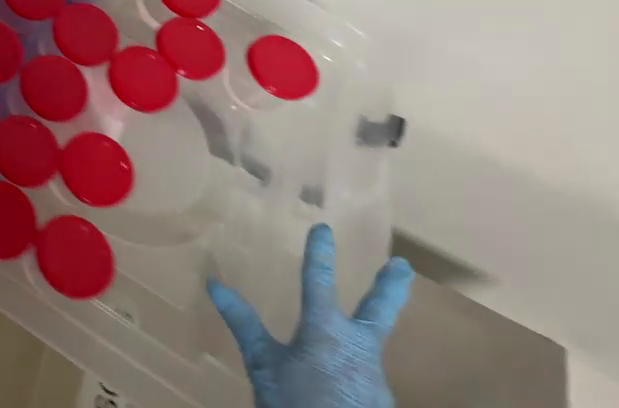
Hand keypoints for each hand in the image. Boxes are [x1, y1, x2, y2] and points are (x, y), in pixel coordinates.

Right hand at [208, 224, 413, 407]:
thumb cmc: (296, 406)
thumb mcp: (262, 367)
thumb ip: (244, 325)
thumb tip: (215, 284)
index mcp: (327, 334)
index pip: (319, 283)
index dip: (320, 255)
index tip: (324, 228)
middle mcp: (360, 351)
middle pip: (378, 312)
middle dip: (390, 288)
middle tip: (403, 265)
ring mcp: (376, 381)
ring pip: (367, 350)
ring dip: (358, 339)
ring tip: (335, 346)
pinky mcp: (378, 404)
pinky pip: (362, 379)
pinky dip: (349, 373)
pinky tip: (335, 384)